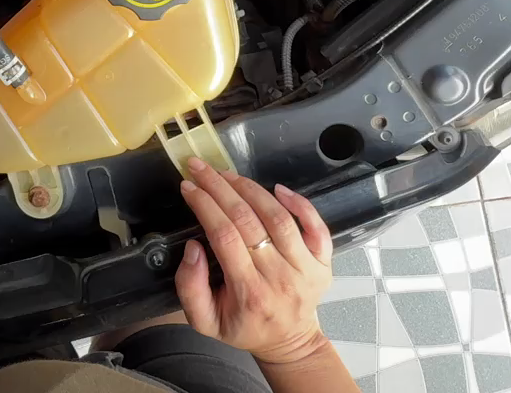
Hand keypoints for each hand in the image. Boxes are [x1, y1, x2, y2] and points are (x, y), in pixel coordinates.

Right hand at [175, 158, 335, 368]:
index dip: (204, 205)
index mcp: (250, 293)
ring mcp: (305, 269)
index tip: (187, 186)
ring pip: (277, 217)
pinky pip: (316, 227)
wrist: (290, 343)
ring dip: (249, 188)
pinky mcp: (323, 262)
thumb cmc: (243, 327)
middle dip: (218, 187)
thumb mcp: (204, 321)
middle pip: (247, 220)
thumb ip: (190, 287)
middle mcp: (280, 278)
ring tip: (226, 173)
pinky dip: (301, 204)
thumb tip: (193, 248)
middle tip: (198, 167)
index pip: (224, 236)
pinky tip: (277, 187)